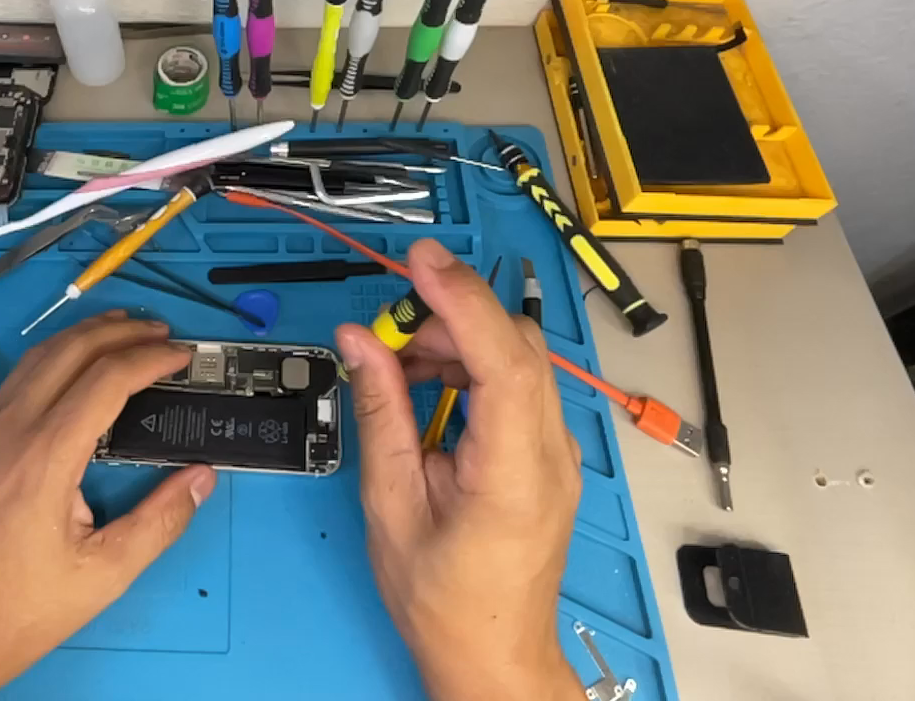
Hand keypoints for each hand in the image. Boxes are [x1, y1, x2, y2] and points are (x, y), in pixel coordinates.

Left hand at [0, 312, 215, 700]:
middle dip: (120, 330)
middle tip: (160, 331)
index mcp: (45, 455)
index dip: (150, 358)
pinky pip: (17, 379)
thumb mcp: (100, 577)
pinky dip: (55, 356)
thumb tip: (202, 478)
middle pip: (70, 349)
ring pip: (37, 356)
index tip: (181, 355)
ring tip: (121, 331)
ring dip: (84, 334)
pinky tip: (70, 371)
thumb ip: (159, 522)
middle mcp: (10, 428)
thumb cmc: (12, 613)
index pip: (107, 378)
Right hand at [336, 240, 583, 700]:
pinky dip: (468, 363)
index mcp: (515, 473)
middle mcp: (552, 452)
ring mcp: (557, 449)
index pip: (503, 361)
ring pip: (516, 355)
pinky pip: (514, 380)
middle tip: (389, 332)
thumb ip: (379, 410)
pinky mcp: (545, 449)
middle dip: (450, 316)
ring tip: (400, 365)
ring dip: (456, 339)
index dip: (462, 300)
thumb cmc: (438, 594)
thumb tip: (357, 340)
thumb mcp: (391, 502)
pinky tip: (429, 384)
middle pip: (515, 346)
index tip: (419, 260)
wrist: (492, 653)